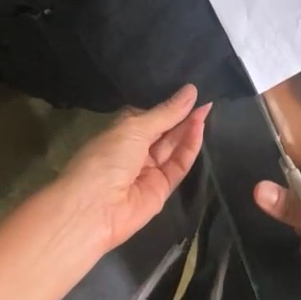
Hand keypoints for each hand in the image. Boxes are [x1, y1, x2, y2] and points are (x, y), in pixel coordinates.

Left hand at [51, 85, 209, 251]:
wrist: (94, 209)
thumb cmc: (107, 158)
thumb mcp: (135, 128)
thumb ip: (166, 112)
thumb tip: (191, 90)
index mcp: (123, 132)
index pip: (150, 115)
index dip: (169, 105)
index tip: (191, 92)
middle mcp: (136, 150)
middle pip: (164, 131)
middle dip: (183, 116)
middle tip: (206, 100)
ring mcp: (149, 170)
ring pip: (173, 147)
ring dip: (188, 129)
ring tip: (207, 109)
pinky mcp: (162, 189)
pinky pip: (178, 165)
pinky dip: (189, 148)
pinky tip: (199, 129)